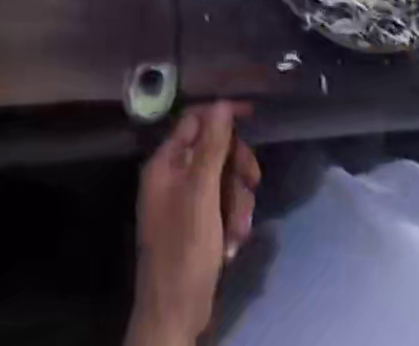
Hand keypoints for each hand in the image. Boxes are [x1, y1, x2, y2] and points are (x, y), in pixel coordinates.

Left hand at [127, 102, 259, 345]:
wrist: (174, 313)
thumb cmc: (184, 249)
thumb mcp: (202, 195)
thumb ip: (212, 148)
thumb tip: (221, 104)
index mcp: (165, 162)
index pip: (195, 121)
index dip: (223, 116)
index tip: (254, 116)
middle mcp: (171, 176)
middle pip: (213, 151)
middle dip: (236, 170)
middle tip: (252, 185)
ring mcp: (183, 201)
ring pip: (222, 181)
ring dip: (237, 203)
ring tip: (237, 232)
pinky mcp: (196, 224)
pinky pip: (221, 207)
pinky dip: (231, 222)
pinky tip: (231, 245)